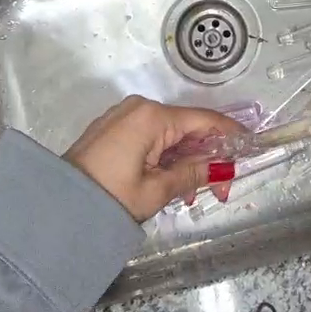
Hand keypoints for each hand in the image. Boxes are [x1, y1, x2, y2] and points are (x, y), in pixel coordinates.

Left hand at [64, 96, 245, 220]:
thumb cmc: (110, 197)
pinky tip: (172, 183)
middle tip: (221, 191)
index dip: (229, 135)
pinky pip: (150, 136)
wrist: (59, 204)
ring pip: (169, 134)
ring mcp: (124, 116)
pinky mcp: (114, 129)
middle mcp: (139, 107)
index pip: (203, 120)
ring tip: (192, 195)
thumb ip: (192, 174)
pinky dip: (166, 156)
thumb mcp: (156, 191)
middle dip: (207, 157)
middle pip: (187, 127)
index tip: (251, 148)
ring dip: (186, 160)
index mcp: (152, 116)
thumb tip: (221, 168)